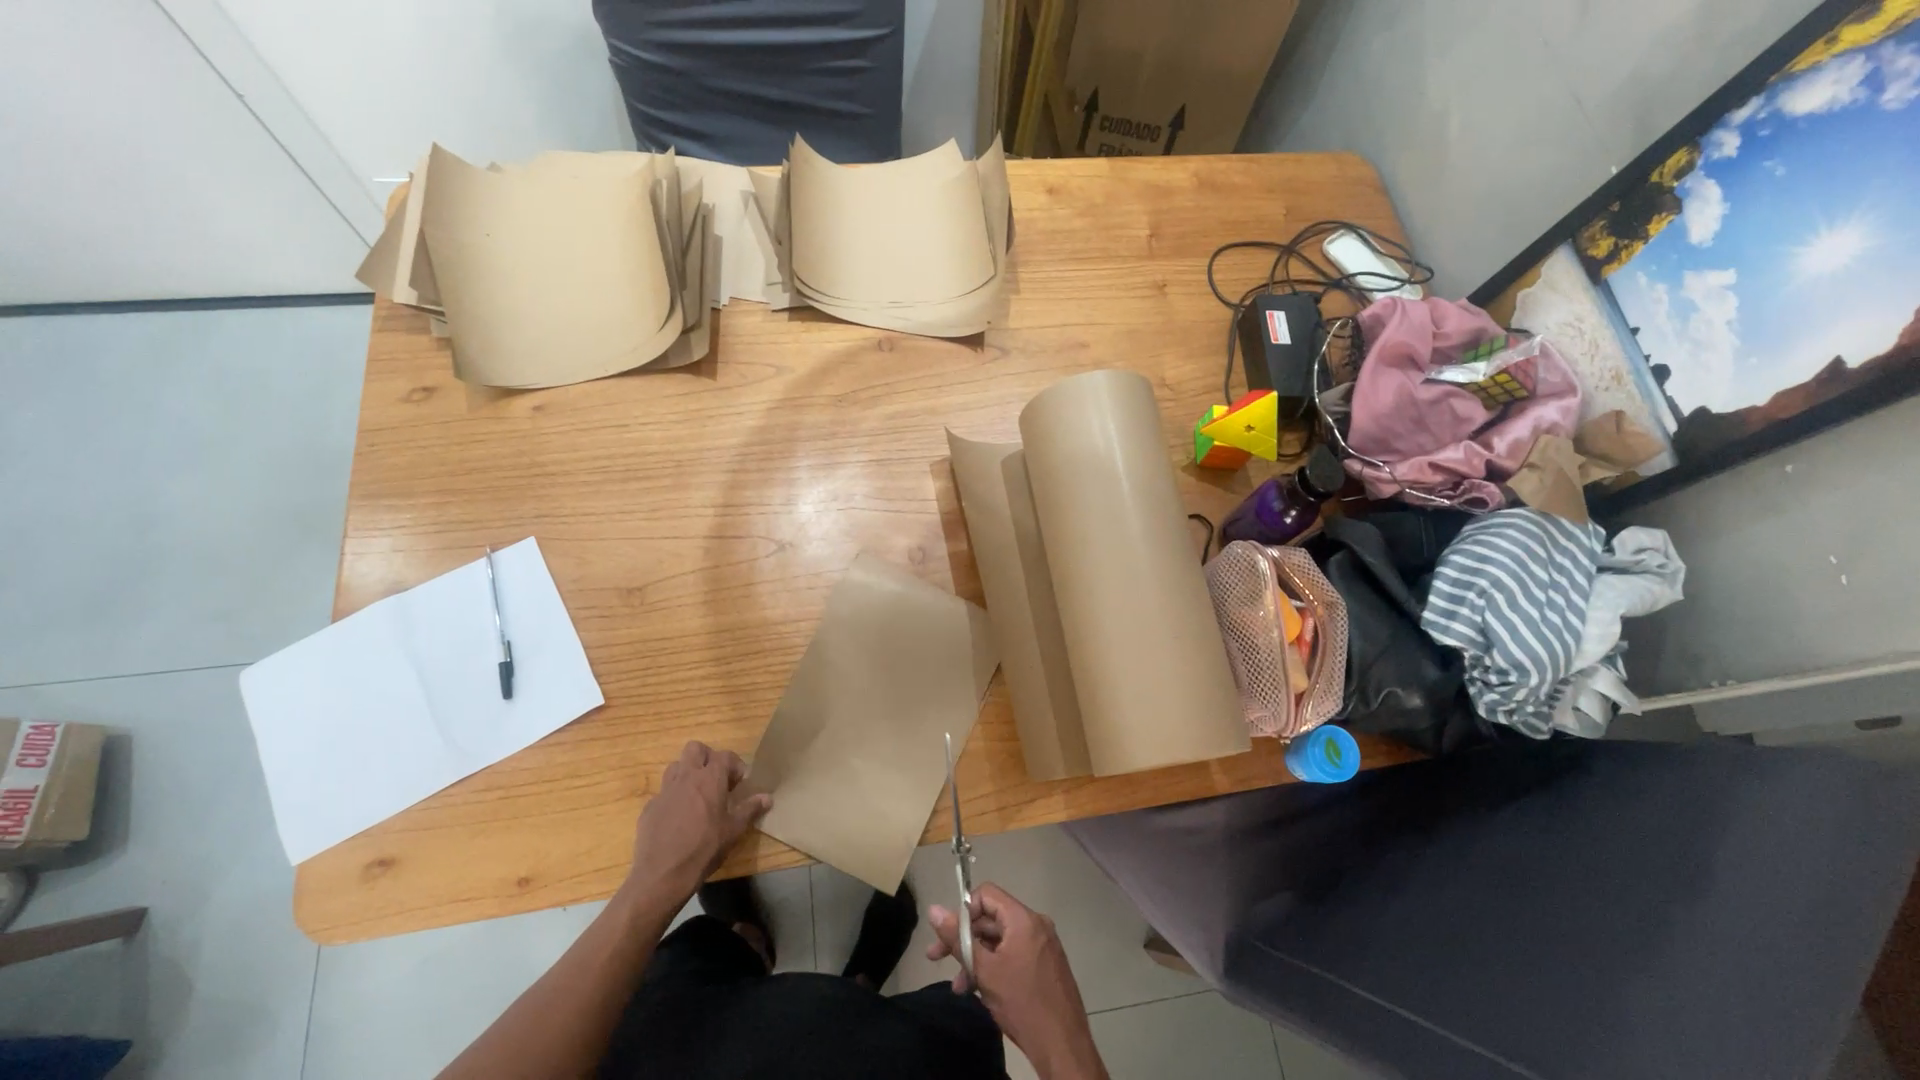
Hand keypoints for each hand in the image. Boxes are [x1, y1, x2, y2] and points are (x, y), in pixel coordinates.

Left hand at [626, 741, 770, 903]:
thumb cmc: (705, 849)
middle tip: (716, 779)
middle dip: (707, 758)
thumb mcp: (733, 831)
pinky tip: (678, 818)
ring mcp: (664, 791)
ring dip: (688, 773)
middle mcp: (686, 778)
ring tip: (697, 794)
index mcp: (709, 780)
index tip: (739, 782)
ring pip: (675, 766)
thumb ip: (750, 810)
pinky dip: (673, 797)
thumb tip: (767, 797)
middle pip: (695, 749)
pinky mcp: (650, 807)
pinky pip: (663, 793)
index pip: (724, 755)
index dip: (734, 764)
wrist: (663, 873)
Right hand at [929, 884, 1107, 1079]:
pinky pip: (1013, 954)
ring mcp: (1042, 945)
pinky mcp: (1045, 964)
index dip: (963, 911)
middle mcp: (1036, 925)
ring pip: (1000, 941)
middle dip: (963, 939)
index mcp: (1023, 919)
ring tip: (959, 987)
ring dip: (976, 958)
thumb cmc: (1022, 1002)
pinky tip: (979, 990)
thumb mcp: (984, 970)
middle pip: (991, 919)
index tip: (947, 935)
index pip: (986, 895)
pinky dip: (994, 966)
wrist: (1063, 1044)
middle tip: (936, 958)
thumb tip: (933, 909)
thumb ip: (957, 939)